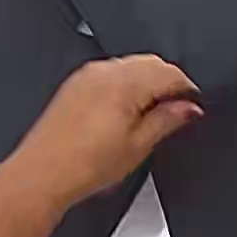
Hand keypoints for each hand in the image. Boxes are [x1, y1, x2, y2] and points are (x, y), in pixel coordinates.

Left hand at [3, 55, 202, 210]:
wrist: (43, 174)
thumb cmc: (83, 164)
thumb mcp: (139, 145)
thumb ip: (168, 120)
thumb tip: (190, 108)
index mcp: (124, 83)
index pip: (170, 72)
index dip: (188, 89)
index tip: (193, 106)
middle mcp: (105, 71)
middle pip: (152, 63)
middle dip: (169, 84)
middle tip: (176, 112)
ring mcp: (88, 75)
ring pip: (132, 65)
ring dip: (148, 83)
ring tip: (150, 116)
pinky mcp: (76, 83)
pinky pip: (111, 73)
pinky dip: (126, 85)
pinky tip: (126, 112)